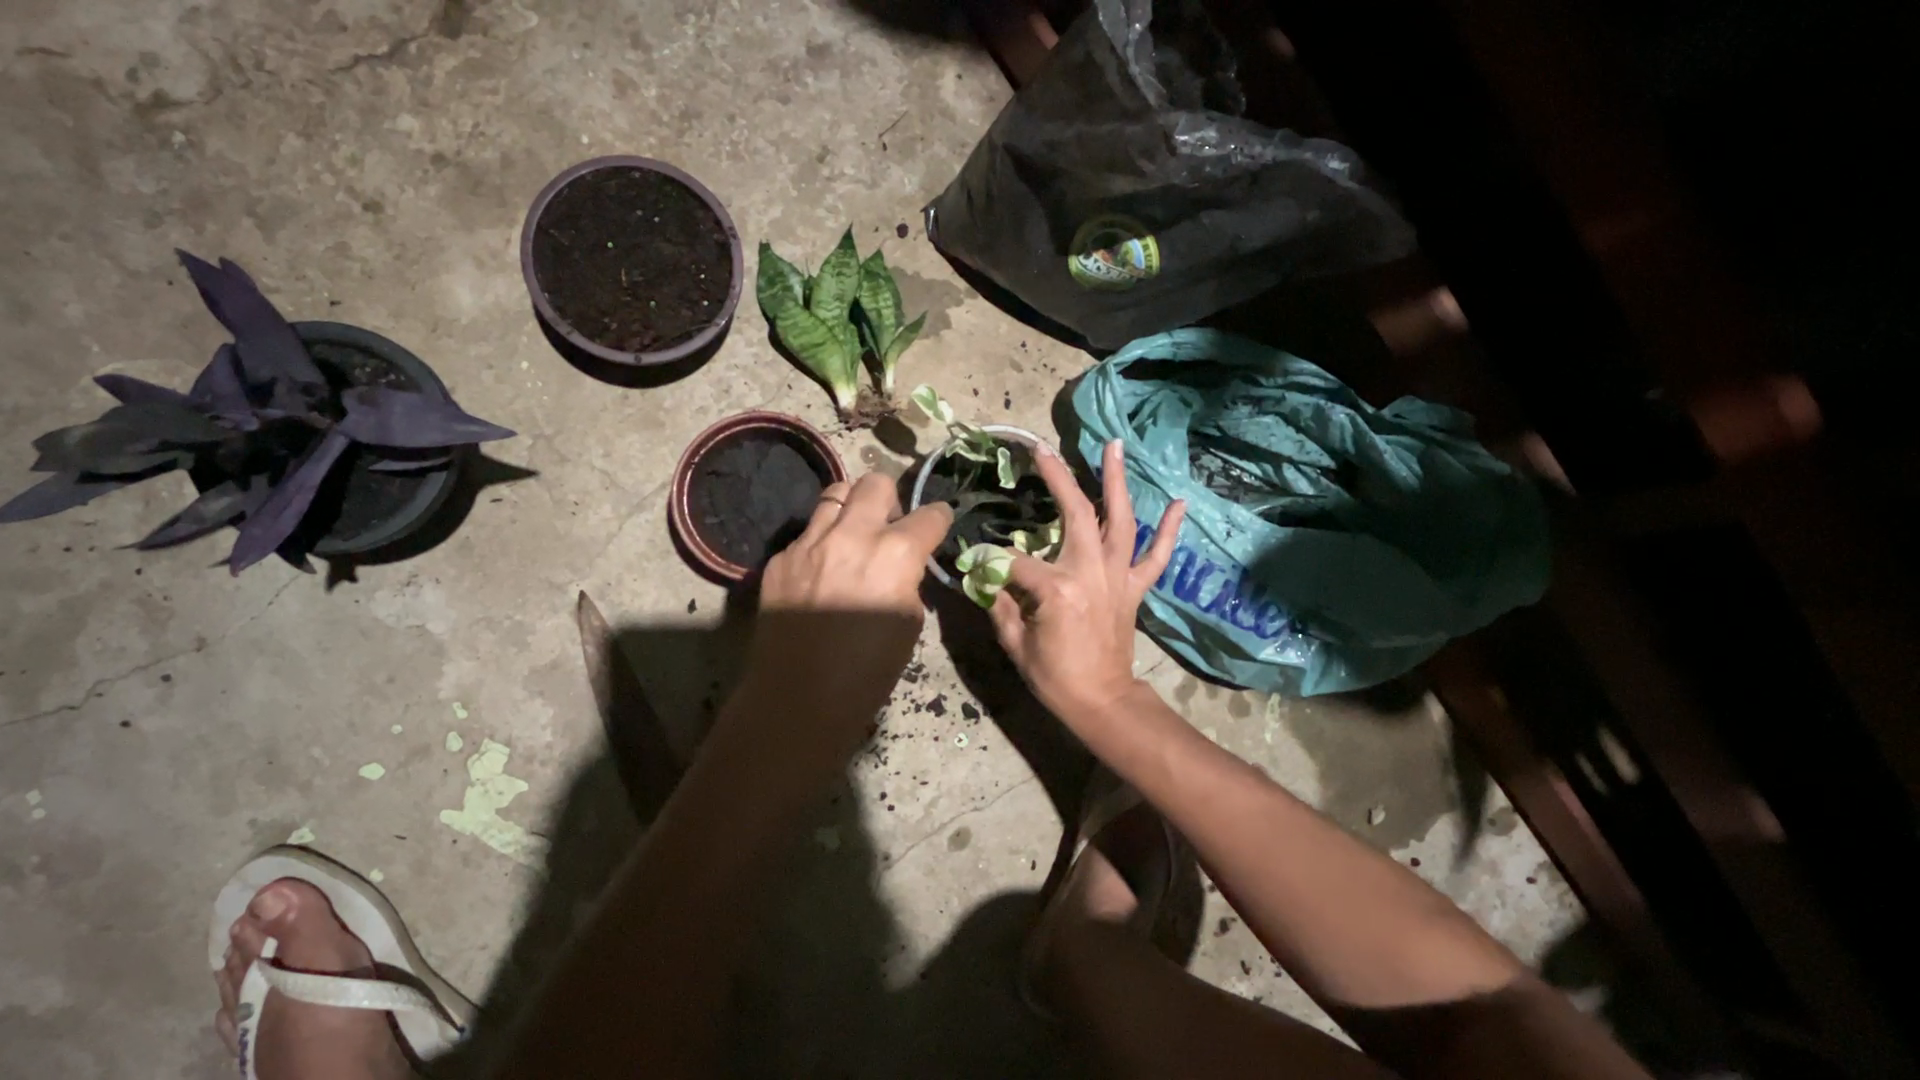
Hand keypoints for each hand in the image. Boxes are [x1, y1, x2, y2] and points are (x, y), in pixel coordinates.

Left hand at [742, 472, 951, 733]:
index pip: (929, 515)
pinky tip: (821, 571)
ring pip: (834, 493)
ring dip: (851, 507)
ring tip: (852, 533)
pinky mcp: (780, 557)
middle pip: (876, 483)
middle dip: (890, 498)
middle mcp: (853, 535)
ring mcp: (810, 542)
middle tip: (889, 524)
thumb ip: (907, 580)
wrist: (799, 696)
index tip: (936, 525)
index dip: (938, 519)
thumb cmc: (868, 671)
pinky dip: (821, 542)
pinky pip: (807, 532)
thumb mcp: (908, 623)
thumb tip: (902, 565)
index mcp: (895, 554)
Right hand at [989, 439, 1184, 722]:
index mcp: (1058, 590)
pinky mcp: (1135, 589)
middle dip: (1059, 479)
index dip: (992, 559)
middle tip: (1043, 449)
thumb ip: (1000, 603)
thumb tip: (987, 574)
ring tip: (1115, 446)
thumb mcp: (1016, 644)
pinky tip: (1180, 503)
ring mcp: (1118, 578)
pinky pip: (1157, 556)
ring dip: (1118, 481)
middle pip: (1077, 515)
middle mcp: (1092, 574)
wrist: (1102, 702)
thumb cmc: (1055, 678)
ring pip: (1122, 521)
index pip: (1016, 560)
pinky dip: (1169, 531)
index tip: (976, 559)